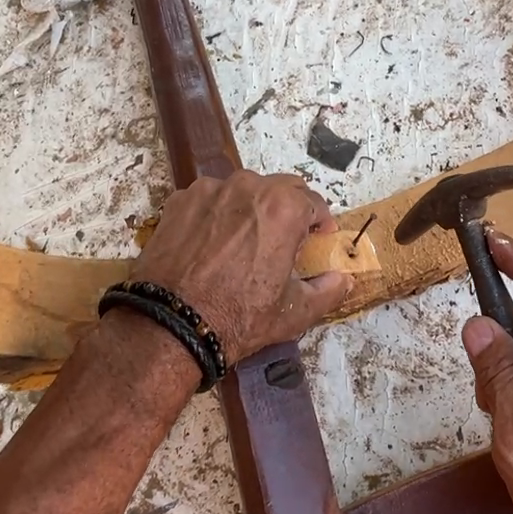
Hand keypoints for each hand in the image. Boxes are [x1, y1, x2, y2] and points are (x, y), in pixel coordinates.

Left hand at [133, 171, 352, 361]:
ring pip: (243, 190)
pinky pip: (209, 199)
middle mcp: (249, 187)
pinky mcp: (179, 201)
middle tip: (284, 240)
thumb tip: (343, 280)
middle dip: (289, 209)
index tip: (316, 240)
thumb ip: (328, 291)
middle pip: (281, 188)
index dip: (319, 223)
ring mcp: (210, 190)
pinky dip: (217, 213)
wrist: (169, 326)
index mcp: (285, 208)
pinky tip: (211, 243)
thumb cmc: (239, 317)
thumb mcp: (294, 313)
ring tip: (244, 241)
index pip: (315, 202)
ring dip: (252, 207)